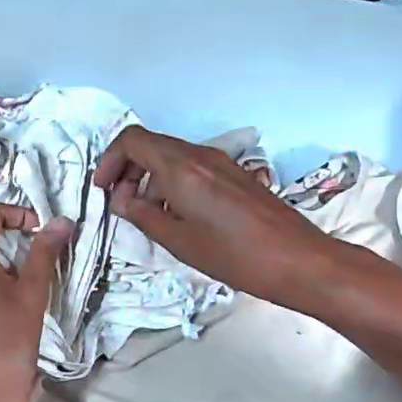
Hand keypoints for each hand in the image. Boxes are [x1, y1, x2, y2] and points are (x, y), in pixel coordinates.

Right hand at [94, 125, 330, 303]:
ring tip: (147, 215)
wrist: (298, 260)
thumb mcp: (177, 240)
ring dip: (149, 178)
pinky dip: (172, 182)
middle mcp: (200, 156)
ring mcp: (221, 163)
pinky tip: (177, 215)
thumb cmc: (233, 255)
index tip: (103, 188)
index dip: (110, 160)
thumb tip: (121, 200)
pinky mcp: (235, 176)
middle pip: (151, 145)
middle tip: (120, 203)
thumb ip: (142, 215)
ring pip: (171, 157)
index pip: (132, 140)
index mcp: (181, 168)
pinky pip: (192, 168)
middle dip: (127, 169)